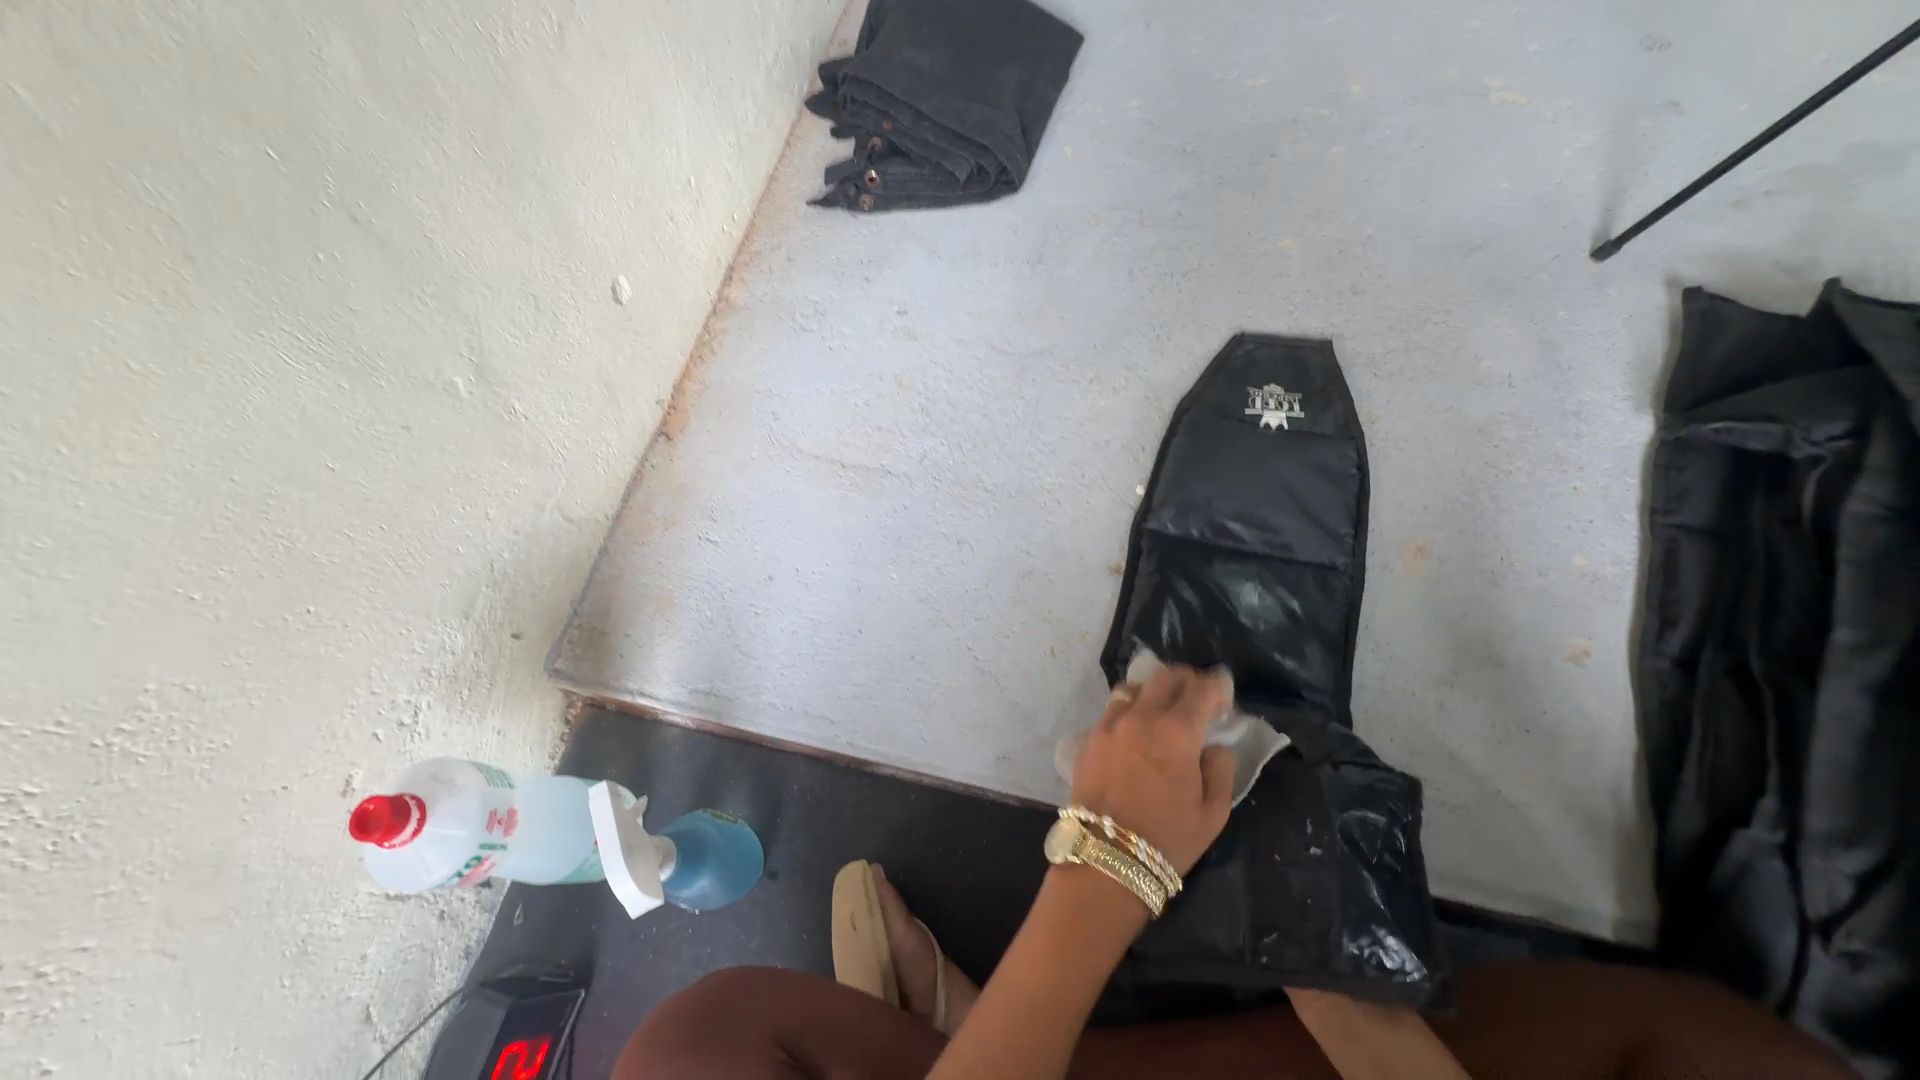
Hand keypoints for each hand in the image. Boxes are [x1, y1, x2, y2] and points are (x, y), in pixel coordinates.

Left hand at [1070, 664, 1235, 873]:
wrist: (1106, 859)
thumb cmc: (1168, 840)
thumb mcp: (1213, 812)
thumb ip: (1220, 769)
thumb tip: (1213, 745)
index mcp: (1176, 732)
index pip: (1201, 690)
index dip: (1218, 688)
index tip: (1224, 698)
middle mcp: (1140, 718)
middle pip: (1165, 677)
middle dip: (1187, 681)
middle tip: (1198, 696)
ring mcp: (1109, 726)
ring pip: (1134, 689)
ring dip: (1154, 693)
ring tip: (1163, 712)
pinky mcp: (1088, 740)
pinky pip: (1112, 711)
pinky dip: (1129, 712)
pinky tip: (1136, 733)